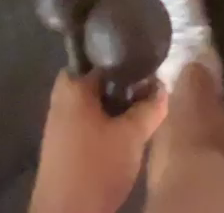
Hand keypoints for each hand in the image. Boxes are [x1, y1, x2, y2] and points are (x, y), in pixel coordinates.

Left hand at [27, 72, 166, 212]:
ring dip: (119, 107)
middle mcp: (62, 96)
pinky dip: (108, 123)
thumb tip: (163, 87)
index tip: (153, 68)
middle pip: (101, 80)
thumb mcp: (132, 135)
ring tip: (144, 112)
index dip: (132, 61)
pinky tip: (127, 133)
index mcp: (73, 84)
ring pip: (97, 102)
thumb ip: (151, 107)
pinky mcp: (63, 143)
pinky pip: (91, 120)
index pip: (106, 57)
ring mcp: (60, 121)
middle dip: (126, 87)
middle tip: (150, 93)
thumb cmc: (96, 166)